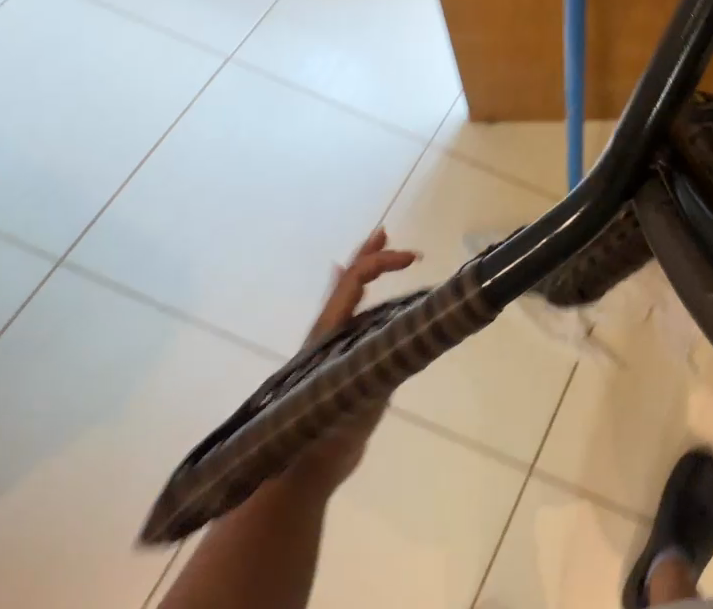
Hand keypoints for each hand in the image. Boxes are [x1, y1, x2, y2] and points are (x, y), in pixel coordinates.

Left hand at [279, 228, 417, 493]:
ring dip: (368, 275)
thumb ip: (368, 359)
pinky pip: (358, 328)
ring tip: (385, 254)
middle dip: (368, 258)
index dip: (379, 263)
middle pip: (347, 287)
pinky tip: (376, 309)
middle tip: (386, 234)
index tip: (414, 259)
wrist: (298, 478)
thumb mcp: (350, 393)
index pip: (353, 284)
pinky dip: (369, 307)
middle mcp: (330, 338)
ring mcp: (335, 355)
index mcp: (328, 336)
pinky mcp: (344, 374)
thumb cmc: (320, 435)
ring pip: (351, 304)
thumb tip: (384, 335)